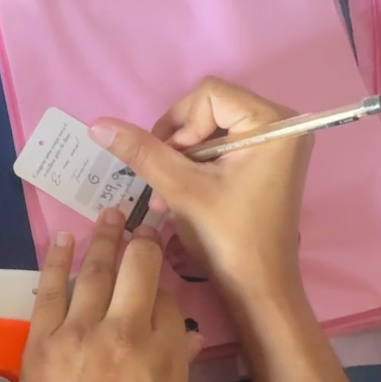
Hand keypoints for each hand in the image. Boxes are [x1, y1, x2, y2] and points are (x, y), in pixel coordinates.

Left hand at [0, 209, 200, 381]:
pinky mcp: (40, 344)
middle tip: (146, 224)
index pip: (168, 300)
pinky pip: (50, 291)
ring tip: (111, 212)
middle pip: (138, 269)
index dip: (168, 282)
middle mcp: (124, 334)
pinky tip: (65, 240)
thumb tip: (178, 338)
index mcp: (163, 359)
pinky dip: (58, 261)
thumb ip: (175, 379)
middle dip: (144, 242)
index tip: (165, 264)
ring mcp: (78, 335)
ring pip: (95, 270)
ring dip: (105, 237)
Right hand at [89, 77, 309, 297]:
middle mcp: (282, 125)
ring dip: (182, 159)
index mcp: (273, 123)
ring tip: (171, 193)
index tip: (173, 163)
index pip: (209, 94)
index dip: (180, 124)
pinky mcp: (264, 162)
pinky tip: (182, 195)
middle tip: (168, 179)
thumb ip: (141, 152)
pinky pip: (220, 146)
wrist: (258, 288)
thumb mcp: (180, 189)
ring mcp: (274, 144)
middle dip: (179, 143)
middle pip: (209, 108)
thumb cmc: (227, 237)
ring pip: (209, 129)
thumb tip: (98, 124)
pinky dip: (196, 166)